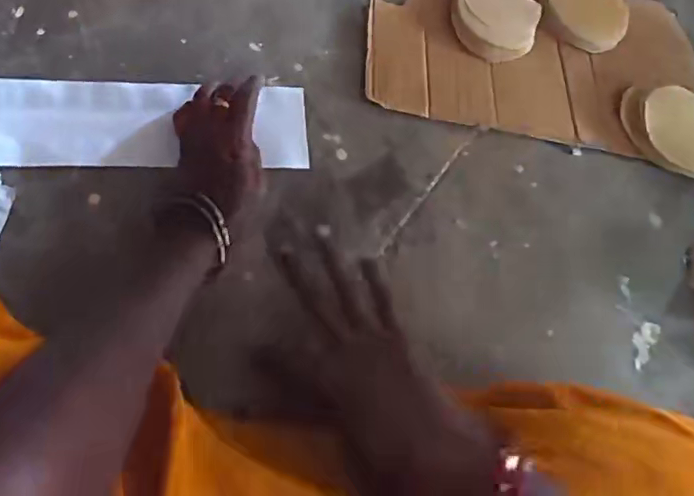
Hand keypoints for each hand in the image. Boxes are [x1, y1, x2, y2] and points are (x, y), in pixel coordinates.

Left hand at [171, 77, 266, 234]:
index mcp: (237, 137)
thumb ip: (253, 153)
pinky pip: (183, 116)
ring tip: (215, 87)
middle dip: (231, 86)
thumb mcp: (257, 180)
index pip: (244, 100)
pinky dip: (189, 107)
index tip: (258, 79)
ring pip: (199, 100)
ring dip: (209, 90)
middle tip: (238, 84)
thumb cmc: (235, 206)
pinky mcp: (182, 144)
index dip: (252, 86)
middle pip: (220, 95)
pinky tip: (194, 106)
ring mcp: (195, 135)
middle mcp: (214, 129)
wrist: (200, 221)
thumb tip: (246, 138)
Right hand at [275, 239, 510, 495]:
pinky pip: (384, 302)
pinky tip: (367, 257)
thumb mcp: (346, 447)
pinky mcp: (399, 337)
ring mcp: (374, 338)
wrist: (442, 458)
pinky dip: (375, 279)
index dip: (269, 352)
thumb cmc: (388, 462)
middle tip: (281, 243)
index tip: (250, 340)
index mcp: (330, 379)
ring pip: (347, 291)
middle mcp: (347, 348)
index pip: (291, 359)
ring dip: (333, 260)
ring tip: (322, 230)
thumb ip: (327, 418)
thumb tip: (313, 406)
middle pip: (316, 304)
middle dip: (296, 273)